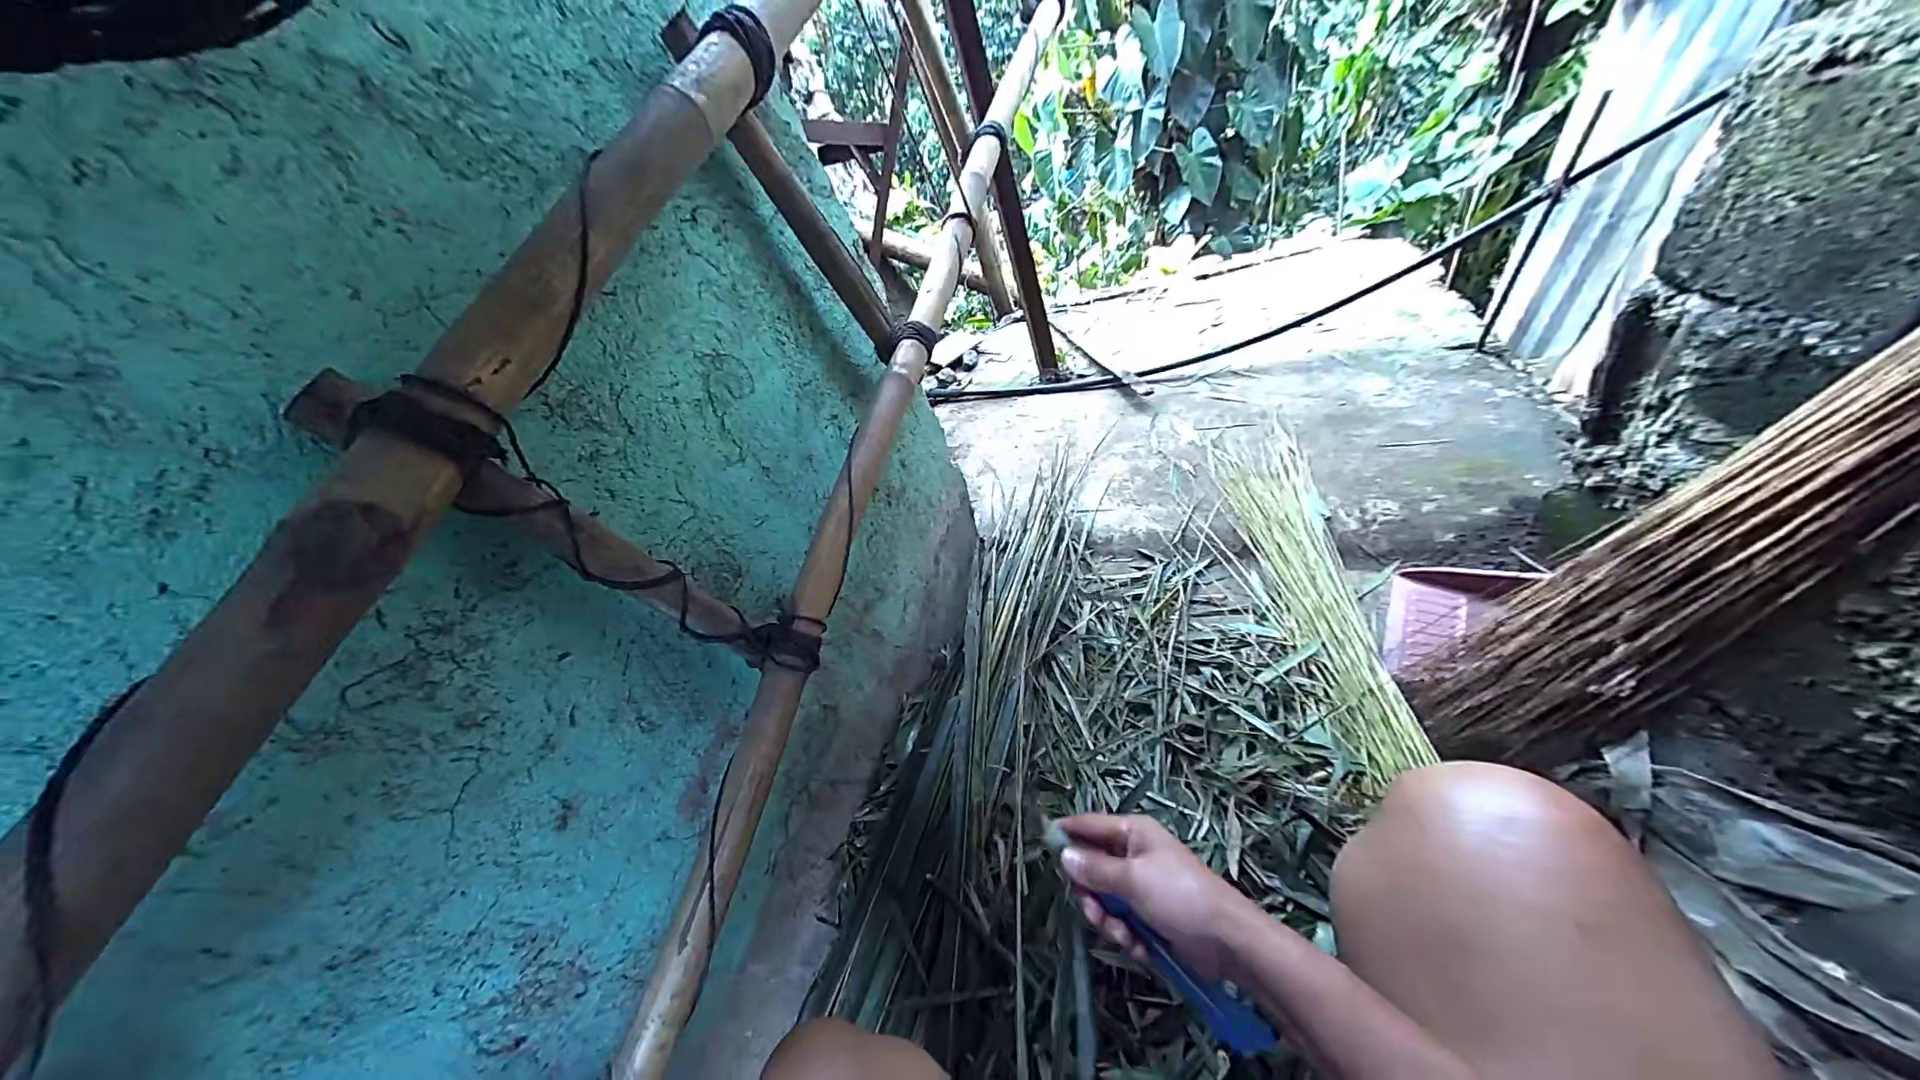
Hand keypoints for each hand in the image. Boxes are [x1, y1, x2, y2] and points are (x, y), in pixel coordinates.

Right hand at [1054, 813, 1256, 980]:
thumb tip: (1063, 855)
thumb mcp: (1132, 879)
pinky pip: (1120, 920)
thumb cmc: (1179, 896)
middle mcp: (1133, 854)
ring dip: (1108, 920)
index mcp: (1132, 832)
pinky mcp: (1148, 914)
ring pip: (1103, 899)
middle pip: (1091, 868)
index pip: (1089, 825)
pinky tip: (1140, 946)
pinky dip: (1125, 935)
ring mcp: (1140, 885)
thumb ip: (1094, 869)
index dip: (1067, 834)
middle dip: (1092, 895)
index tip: (1044, 846)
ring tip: (1124, 935)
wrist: (1227, 941)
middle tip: (1097, 912)